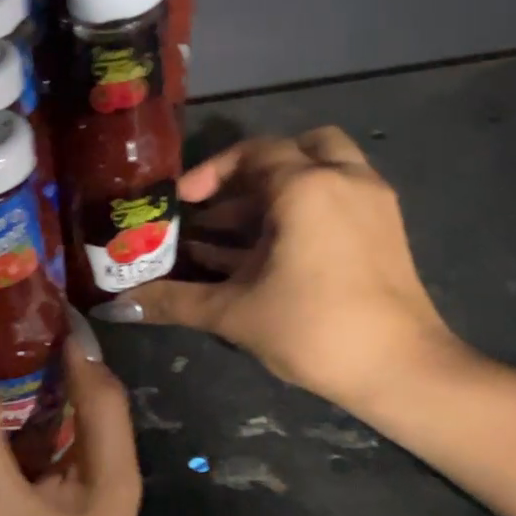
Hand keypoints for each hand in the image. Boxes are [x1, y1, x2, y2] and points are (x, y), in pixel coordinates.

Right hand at [90, 126, 465, 406]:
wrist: (397, 366)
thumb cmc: (311, 328)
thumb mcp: (231, 313)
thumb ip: (173, 301)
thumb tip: (117, 305)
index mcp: (308, 188)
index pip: (255, 153)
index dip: (211, 172)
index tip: (181, 203)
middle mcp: (345, 181)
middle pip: (298, 149)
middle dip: (253, 172)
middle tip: (218, 204)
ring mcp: (371, 204)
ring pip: (322, 173)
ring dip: (276, 193)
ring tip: (229, 234)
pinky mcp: (383, 231)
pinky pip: (336, 201)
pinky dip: (301, 213)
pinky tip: (264, 255)